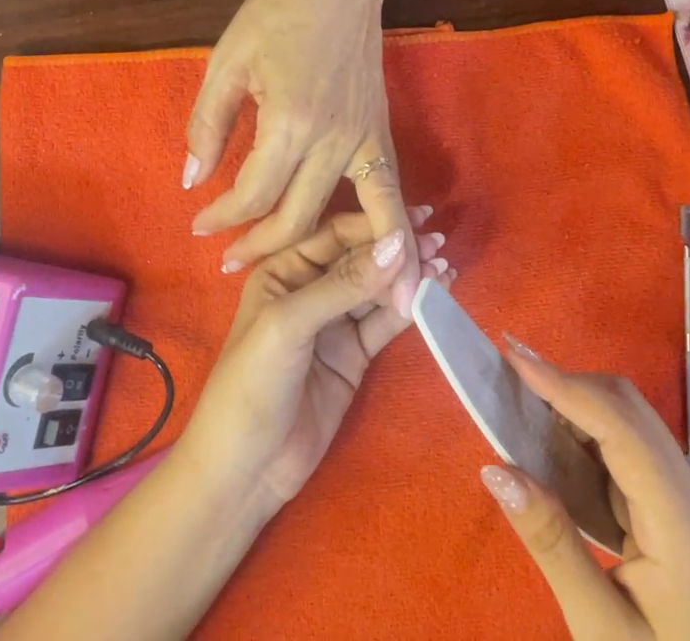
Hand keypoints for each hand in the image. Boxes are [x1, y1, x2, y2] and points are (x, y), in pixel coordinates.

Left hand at [175, 211, 451, 517]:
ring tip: (445, 265)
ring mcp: (332, 324)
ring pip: (377, 289)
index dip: (373, 227)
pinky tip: (436, 293)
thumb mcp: (289, 326)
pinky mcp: (353, 356)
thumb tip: (398, 243)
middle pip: (359, 258)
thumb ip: (344, 285)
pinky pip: (385, 323)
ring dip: (408, 277)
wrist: (245, 470)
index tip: (416, 220)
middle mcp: (308, 289)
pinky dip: (410, 309)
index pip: (334, 235)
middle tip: (439, 241)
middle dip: (396, 250)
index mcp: (281, 270)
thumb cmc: (251, 386)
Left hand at [187, 0, 413, 301]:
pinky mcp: (382, 136)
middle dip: (257, 246)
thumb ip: (209, 125)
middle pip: (295, 218)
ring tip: (300, 283)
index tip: (200, 224)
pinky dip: (389, 235)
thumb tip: (193, 180)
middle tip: (228, 259)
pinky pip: (387, 196)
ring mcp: (364, 142)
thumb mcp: (228, 60)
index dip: (221, 216)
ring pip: (342, 219)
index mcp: (289, 122)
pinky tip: (392, 267)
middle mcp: (331, 143)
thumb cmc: (278, 11)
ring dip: (318, 255)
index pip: (252, 193)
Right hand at [481, 343, 689, 640]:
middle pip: (629, 411)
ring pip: (625, 424)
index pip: (622, 429)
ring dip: (569, 406)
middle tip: (502, 373)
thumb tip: (495, 467)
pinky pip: (621, 454)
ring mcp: (684, 502)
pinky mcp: (669, 512)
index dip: (565, 385)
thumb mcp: (599, 627)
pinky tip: (543, 444)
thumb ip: (551, 544)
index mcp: (682, 523)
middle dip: (565, 383)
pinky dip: (578, 438)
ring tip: (513, 400)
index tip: (511, 354)